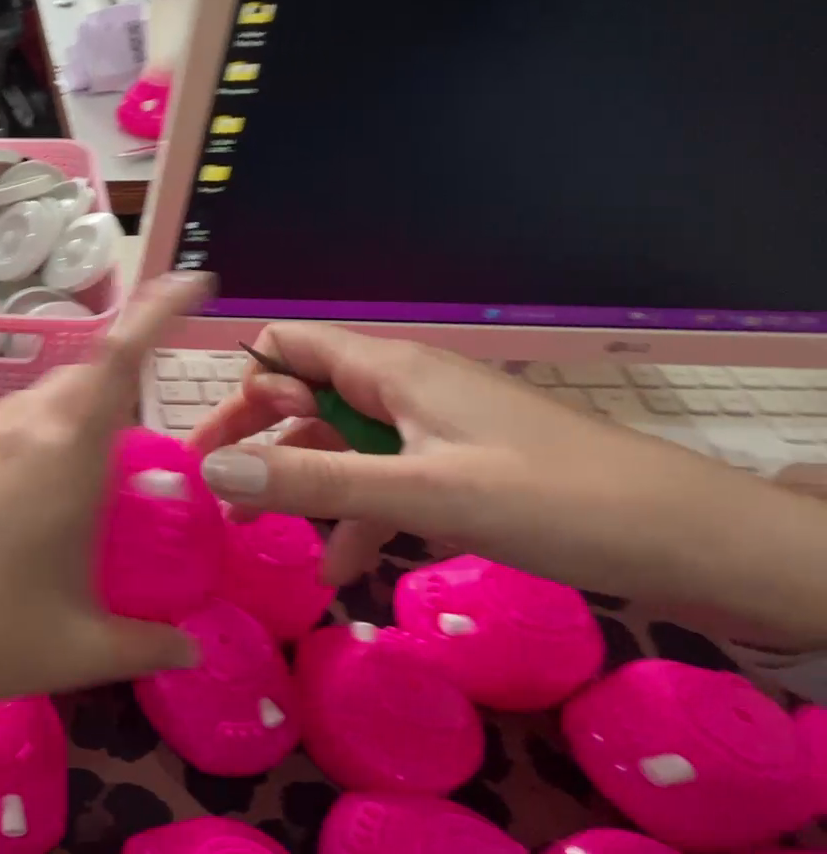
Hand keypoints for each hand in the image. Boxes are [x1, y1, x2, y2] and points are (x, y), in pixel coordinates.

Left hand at [0, 273, 213, 709]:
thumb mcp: (82, 647)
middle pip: (82, 376)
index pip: (118, 358)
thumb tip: (194, 652)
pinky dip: (38, 436)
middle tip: (145, 430)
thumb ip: (148, 644)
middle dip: (121, 381)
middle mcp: (20, 428)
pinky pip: (7, 425)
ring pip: (40, 399)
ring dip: (76, 410)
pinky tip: (36, 492)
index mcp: (67, 453)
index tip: (191, 284)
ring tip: (93, 468)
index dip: (156, 312)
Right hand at [187, 323, 826, 644]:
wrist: (704, 544)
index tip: (213, 450)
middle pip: (303, 396)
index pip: (286, 348)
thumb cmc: (559, 501)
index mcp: (390, 370)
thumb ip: (314, 481)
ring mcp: (433, 427)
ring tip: (265, 536)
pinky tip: (342, 567)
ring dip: (302, 485)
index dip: (242, 389)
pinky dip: (355, 513)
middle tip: (219, 494)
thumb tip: (212, 471)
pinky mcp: (459, 465)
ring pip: (340, 442)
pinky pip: (383, 477)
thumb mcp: (424, 494)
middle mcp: (403, 387)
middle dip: (257, 442)